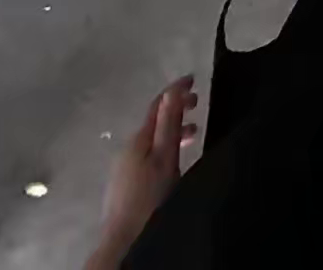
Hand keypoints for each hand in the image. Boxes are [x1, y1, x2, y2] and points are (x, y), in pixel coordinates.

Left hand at [94, 75, 198, 260]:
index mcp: (139, 137)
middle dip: (176, 108)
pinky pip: (149, 154)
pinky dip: (165, 147)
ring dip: (173, 130)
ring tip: (195, 134)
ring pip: (153, 139)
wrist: (123, 243)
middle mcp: (129, 146)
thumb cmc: (149, 198)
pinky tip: (175, 161)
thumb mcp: (165, 158)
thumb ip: (169, 124)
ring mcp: (125, 166)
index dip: (175, 89)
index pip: (158, 103)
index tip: (194, 79)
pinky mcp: (126, 184)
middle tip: (199, 103)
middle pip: (155, 120)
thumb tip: (172, 88)